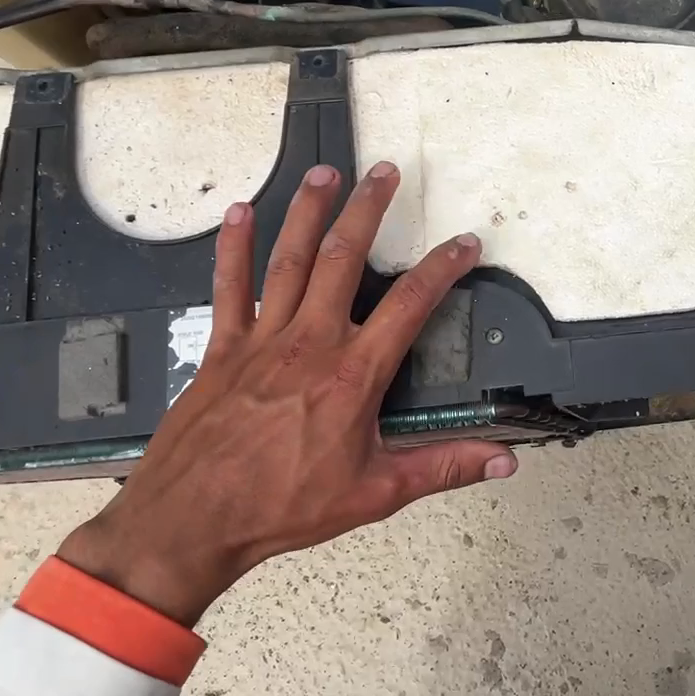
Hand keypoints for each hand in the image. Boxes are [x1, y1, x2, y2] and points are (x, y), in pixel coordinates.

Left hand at [58, 162, 516, 624]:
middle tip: (385, 172)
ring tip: (326, 173)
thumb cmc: (284, 507)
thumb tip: (503, 462)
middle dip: (368, 210)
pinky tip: (238, 213)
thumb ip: (444, 467)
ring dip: (308, 211)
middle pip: (343, 259)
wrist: (191, 523)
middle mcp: (310, 342)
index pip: (410, 304)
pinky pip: (228, 287)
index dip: (442, 268)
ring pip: (289, 260)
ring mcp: (262, 339)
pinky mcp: (222, 348)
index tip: (464, 244)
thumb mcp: (378, 492)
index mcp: (353, 373)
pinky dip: (232, 248)